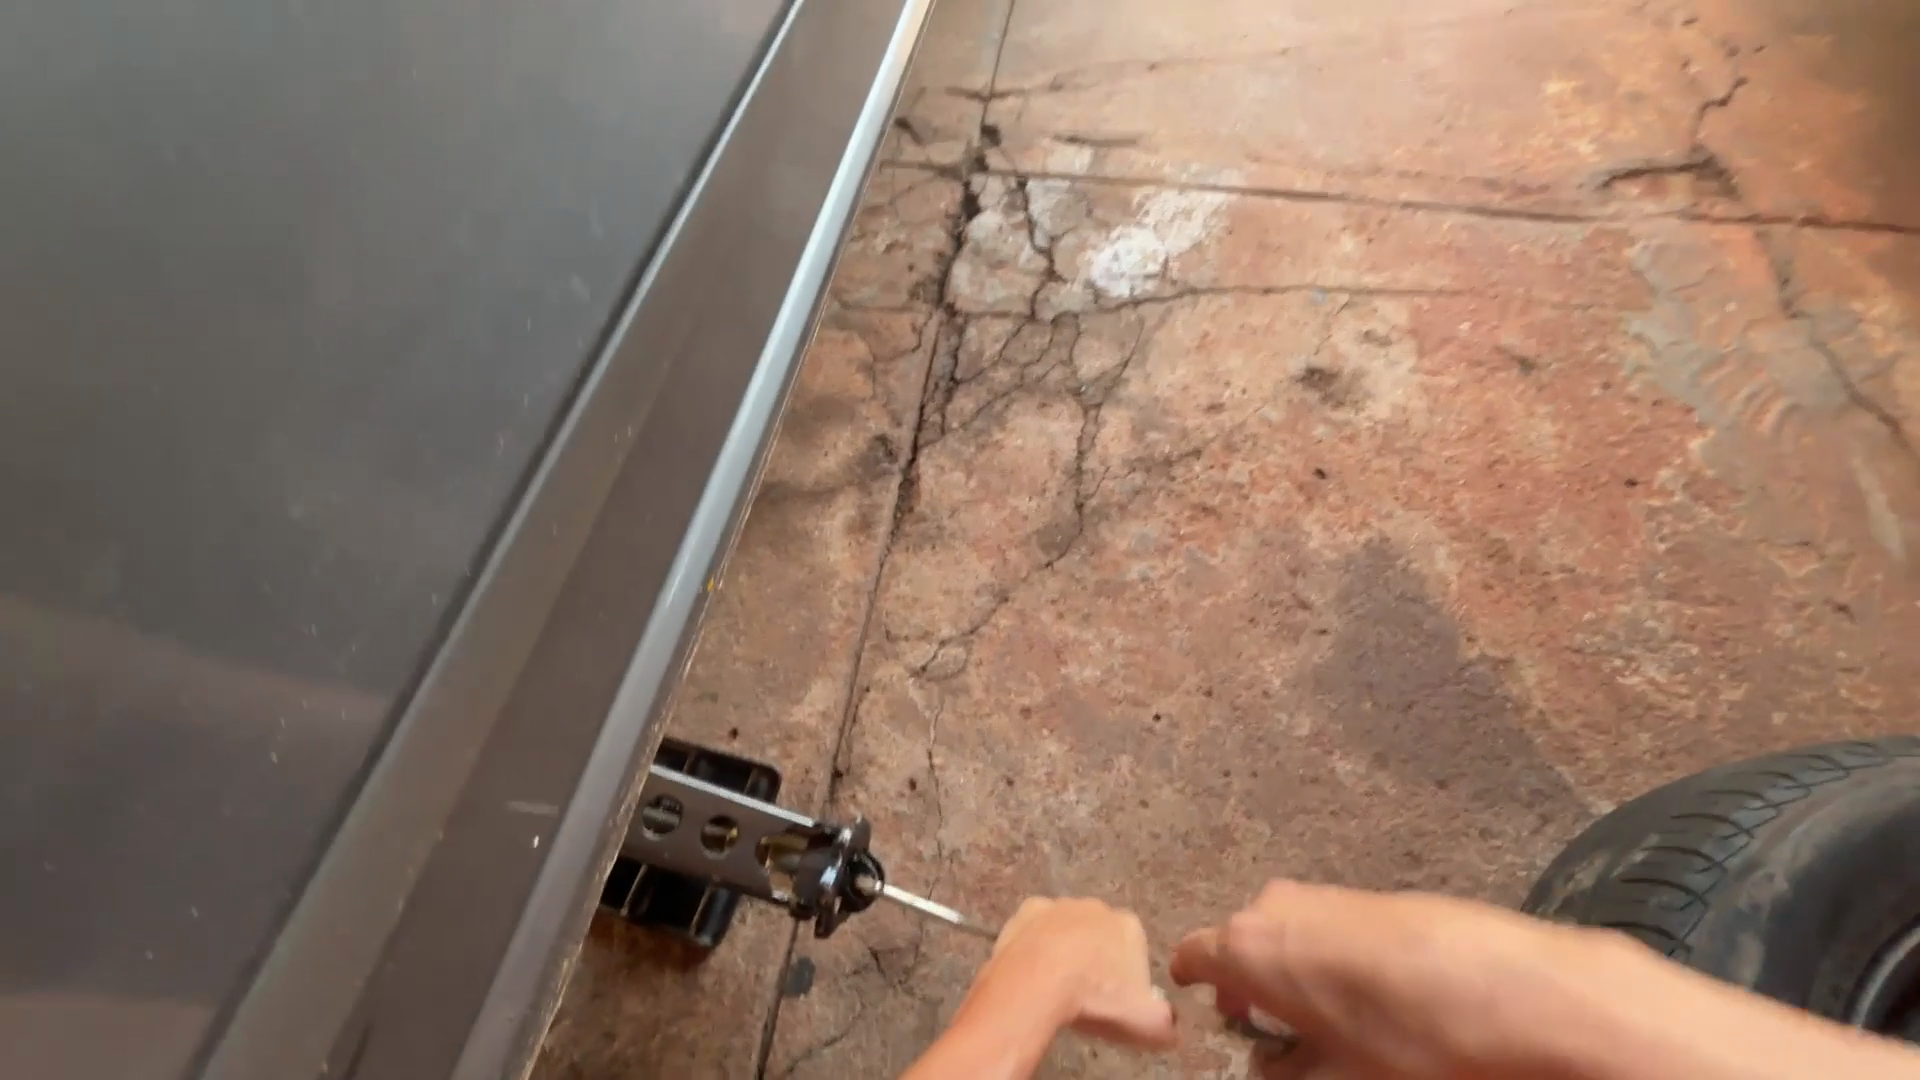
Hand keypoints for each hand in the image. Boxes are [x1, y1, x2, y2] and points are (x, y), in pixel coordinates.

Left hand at [966, 897, 1177, 1051]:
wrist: (1040, 979)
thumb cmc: (1099, 1000)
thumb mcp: (1150, 1024)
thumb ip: (1167, 1021)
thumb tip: (1169, 1023)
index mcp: (1129, 926)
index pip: (1135, 947)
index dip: (1128, 974)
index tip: (1118, 999)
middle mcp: (1097, 907)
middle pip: (1101, 933)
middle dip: (1097, 956)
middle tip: (1089, 993)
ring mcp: (1060, 905)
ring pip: (1068, 927)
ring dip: (1066, 947)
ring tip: (1059, 984)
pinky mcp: (1029, 910)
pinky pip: (1037, 927)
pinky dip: (1037, 942)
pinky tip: (1035, 968)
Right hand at [1170, 880, 1615, 1077]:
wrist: (1512, 989)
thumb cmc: (1412, 1042)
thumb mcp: (1340, 1079)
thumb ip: (1288, 1074)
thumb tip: (1270, 1070)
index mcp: (1249, 947)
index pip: (1193, 954)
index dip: (1192, 981)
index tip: (1200, 1002)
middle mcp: (1273, 908)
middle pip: (1239, 944)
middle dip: (1247, 985)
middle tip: (1265, 1026)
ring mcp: (1319, 896)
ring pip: (1283, 933)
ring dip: (1287, 971)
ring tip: (1320, 1016)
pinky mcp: (1361, 895)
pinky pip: (1322, 925)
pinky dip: (1324, 956)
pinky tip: (1365, 995)